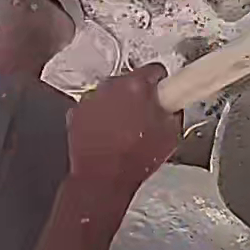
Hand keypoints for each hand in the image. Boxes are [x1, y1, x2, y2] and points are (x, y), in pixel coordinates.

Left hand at [65, 64, 179, 194]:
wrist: (103, 180)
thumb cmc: (137, 159)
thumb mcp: (172, 133)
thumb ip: (173, 109)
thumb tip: (172, 102)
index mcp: (138, 86)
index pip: (155, 70)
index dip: (162, 83)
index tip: (163, 92)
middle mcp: (111, 85)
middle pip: (130, 80)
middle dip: (138, 94)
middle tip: (144, 116)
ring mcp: (91, 98)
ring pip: (110, 93)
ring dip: (118, 104)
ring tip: (124, 128)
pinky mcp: (76, 112)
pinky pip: (93, 107)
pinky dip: (99, 116)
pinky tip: (106, 133)